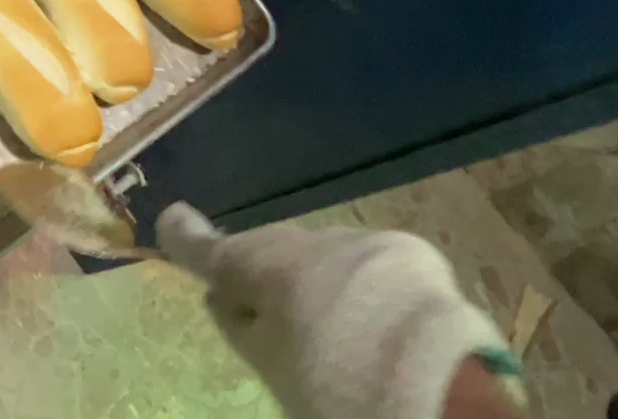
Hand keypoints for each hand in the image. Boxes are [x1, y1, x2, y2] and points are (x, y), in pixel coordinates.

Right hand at [157, 203, 523, 418]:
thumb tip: (222, 296)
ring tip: (346, 338)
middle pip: (276, 255)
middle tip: (282, 327)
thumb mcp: (276, 369)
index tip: (172, 221)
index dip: (188, 239)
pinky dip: (369, 289)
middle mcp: (307, 240)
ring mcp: (359, 241)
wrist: (445, 397)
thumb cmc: (341, 393)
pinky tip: (389, 328)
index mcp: (266, 267)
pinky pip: (373, 266)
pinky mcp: (407, 252)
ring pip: (326, 259)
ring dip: (324, 285)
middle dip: (272, 280)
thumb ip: (242, 325)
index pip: (216, 250)